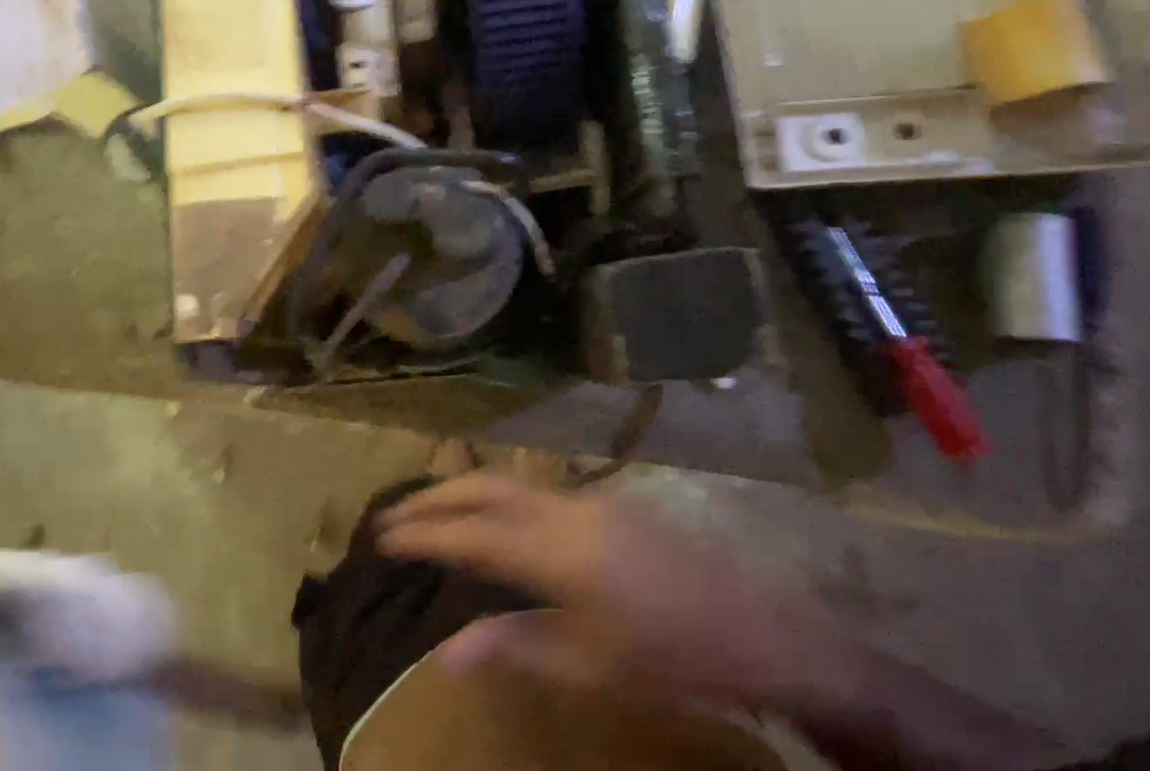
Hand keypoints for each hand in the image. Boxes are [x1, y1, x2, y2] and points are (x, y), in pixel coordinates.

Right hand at [376, 474, 849, 706]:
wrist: (766, 632)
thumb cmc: (675, 659)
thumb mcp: (592, 666)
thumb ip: (514, 646)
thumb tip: (444, 653)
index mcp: (559, 550)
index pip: (471, 533)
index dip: (423, 533)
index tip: (383, 538)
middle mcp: (569, 510)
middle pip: (486, 488)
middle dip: (434, 497)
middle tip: (393, 514)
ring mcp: (593, 501)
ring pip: (512, 482)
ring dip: (465, 491)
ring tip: (429, 509)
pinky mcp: (612, 505)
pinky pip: (537, 491)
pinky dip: (497, 497)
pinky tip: (491, 519)